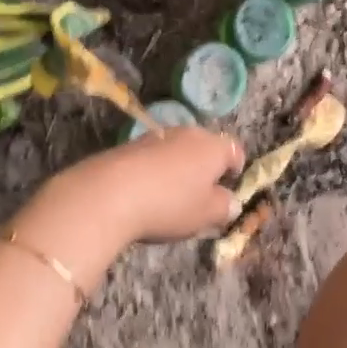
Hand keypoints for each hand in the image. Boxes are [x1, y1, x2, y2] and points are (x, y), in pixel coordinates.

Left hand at [22, 127, 245, 250]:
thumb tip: (232, 202)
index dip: (236, 167)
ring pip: (179, 150)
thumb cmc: (170, 203)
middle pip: (206, 146)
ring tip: (172, 195)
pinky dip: (157, 170)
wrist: (111, 192)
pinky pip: (155, 155)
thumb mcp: (206, 215)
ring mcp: (160, 135)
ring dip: (180, 167)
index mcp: (214, 146)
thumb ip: (224, 207)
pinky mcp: (133, 144)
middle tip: (202, 193)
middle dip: (206, 167)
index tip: (230, 185)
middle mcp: (190, 132)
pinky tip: (147, 192)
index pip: (235, 150)